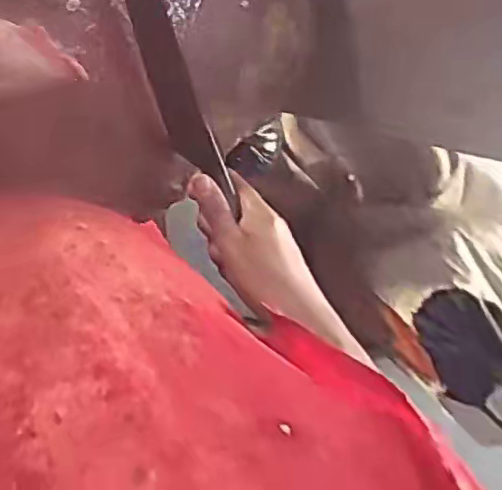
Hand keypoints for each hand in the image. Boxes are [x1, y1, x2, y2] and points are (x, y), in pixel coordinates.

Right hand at [189, 173, 323, 317]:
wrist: (303, 325)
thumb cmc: (269, 284)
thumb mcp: (229, 241)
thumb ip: (213, 208)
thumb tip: (200, 177)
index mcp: (260, 210)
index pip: (232, 180)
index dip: (210, 185)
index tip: (197, 199)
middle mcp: (271, 222)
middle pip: (231, 208)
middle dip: (215, 224)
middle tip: (216, 242)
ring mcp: (276, 242)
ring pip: (237, 231)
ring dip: (225, 246)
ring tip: (229, 265)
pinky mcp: (278, 262)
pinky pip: (248, 249)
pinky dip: (238, 260)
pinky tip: (239, 276)